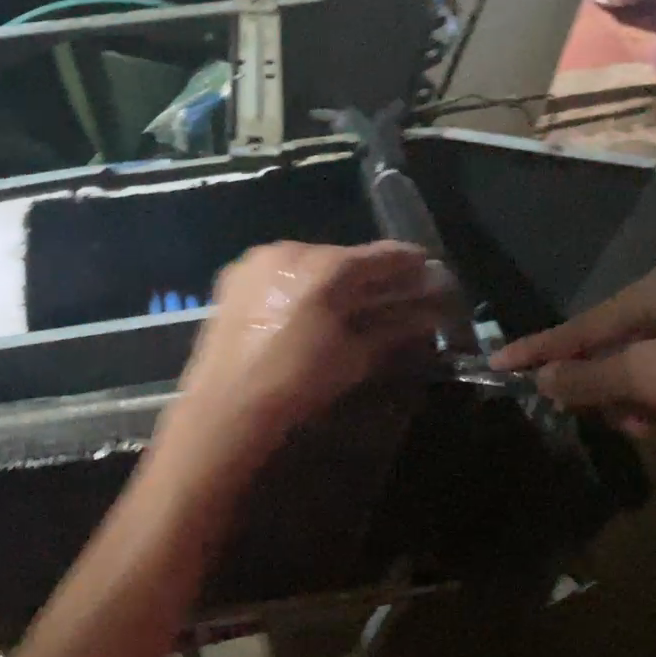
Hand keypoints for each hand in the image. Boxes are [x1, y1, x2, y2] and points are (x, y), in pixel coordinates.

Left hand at [167, 241, 448, 464]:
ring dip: (333, 280)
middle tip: (393, 293)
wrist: (227, 406)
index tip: (428, 270)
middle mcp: (290, 250)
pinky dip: (300, 286)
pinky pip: (280, 274)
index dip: (410, 264)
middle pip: (344, 257)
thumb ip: (393, 329)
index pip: (383, 256)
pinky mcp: (234, 278)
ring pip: (310, 263)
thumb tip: (427, 316)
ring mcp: (257, 261)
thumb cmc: (297, 384)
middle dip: (370, 276)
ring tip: (351, 304)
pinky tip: (310, 308)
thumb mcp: (354, 358)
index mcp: (326, 265)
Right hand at [491, 255, 655, 458]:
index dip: (542, 347)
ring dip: (638, 396)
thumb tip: (543, 379)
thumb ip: (588, 376)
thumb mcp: (648, 377)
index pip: (587, 320)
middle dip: (602, 379)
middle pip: (622, 340)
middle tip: (585, 409)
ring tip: (638, 424)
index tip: (499, 363)